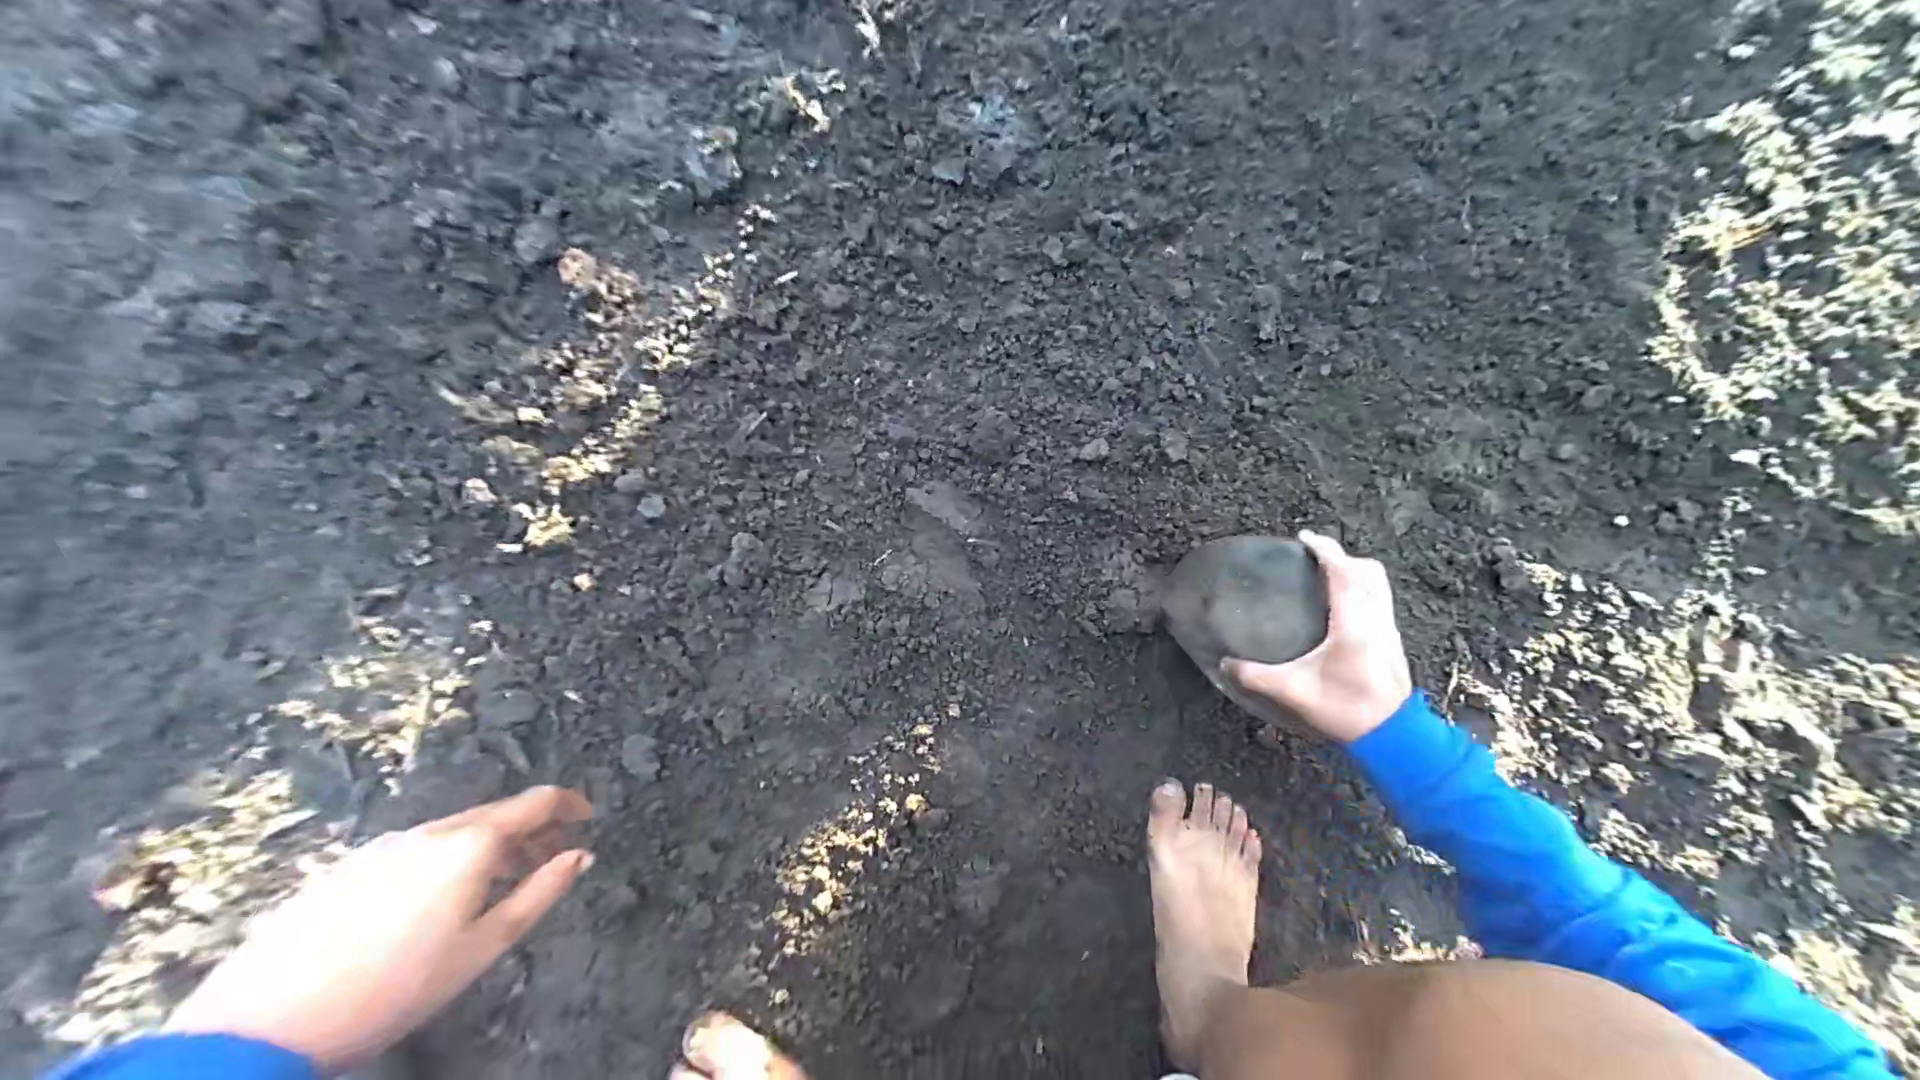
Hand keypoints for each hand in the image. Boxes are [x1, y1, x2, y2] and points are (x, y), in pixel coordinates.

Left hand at [164, 786, 593, 1072]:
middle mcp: (431, 830)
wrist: (257, 1027)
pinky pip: (416, 848)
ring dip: (490, 845)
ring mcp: (383, 846)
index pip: (537, 801)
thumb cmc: (394, 987)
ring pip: (455, 831)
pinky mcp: (346, 867)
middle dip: (531, 830)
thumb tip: (581, 855)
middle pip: (497, 814)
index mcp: (471, 843)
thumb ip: (540, 893)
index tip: (587, 817)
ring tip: (496, 885)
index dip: (569, 804)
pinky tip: (433, 900)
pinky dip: (447, 858)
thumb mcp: (483, 946)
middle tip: (548, 859)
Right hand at [1222, 530, 1411, 742]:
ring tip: (1328, 574)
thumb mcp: (1293, 692)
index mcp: (1353, 624)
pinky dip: (1363, 587)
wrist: (1394, 736)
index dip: (1326, 551)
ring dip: (1356, 571)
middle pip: (1368, 571)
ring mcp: (1388, 629)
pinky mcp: (1392, 640)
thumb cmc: (1344, 709)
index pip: (1343, 573)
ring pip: (1379, 584)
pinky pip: (1380, 598)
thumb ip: (1256, 676)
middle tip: (1315, 557)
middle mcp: (1376, 619)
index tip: (1304, 539)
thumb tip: (1224, 663)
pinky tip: (1342, 604)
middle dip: (1343, 556)